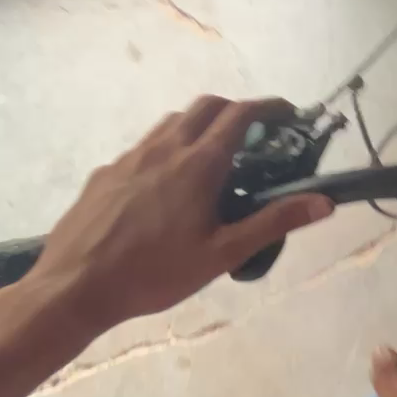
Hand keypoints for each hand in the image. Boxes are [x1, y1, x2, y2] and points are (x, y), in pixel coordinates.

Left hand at [18, 95, 334, 336]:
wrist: (72, 290)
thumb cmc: (155, 272)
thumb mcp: (223, 254)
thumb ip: (274, 222)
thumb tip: (324, 202)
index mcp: (198, 164)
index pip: (240, 115)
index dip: (269, 107)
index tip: (288, 113)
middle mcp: (164, 149)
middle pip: (206, 106)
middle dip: (236, 110)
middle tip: (255, 135)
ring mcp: (129, 158)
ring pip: (172, 122)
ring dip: (200, 125)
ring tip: (213, 158)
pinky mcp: (105, 174)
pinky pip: (144, 147)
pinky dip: (168, 150)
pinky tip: (166, 188)